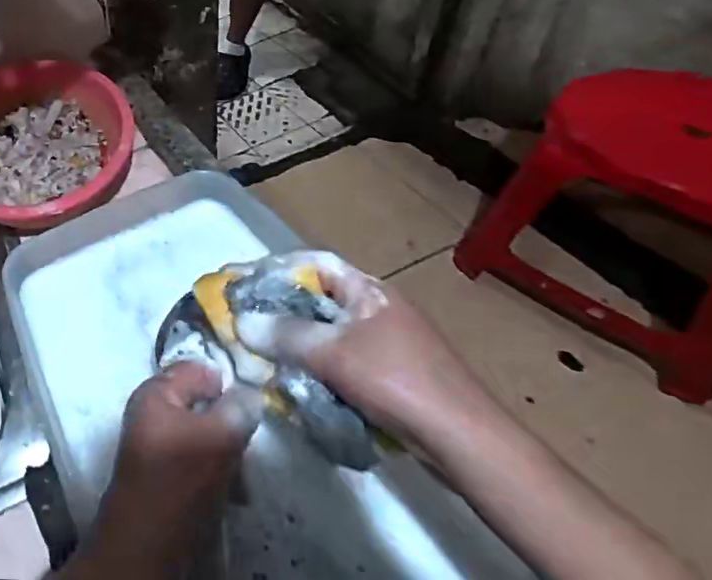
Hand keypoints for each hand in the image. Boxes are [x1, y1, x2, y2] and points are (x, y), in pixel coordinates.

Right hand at [61, 363, 259, 578]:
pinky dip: (200, 454)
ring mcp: (232, 481)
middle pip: (236, 421)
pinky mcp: (217, 499)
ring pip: (226, 445)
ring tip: (177, 424)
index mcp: (233, 427)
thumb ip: (183, 378)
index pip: (248, 396)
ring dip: (207, 432)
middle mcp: (242, 454)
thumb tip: (210, 370)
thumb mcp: (154, 398)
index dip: (230, 382)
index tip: (206, 377)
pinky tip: (177, 454)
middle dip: (216, 408)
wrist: (147, 518)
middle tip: (185, 398)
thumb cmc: (150, 450)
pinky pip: (215, 465)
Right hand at [235, 251, 491, 449]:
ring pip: (325, 332)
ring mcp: (387, 344)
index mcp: (370, 291)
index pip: (312, 263)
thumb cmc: (399, 383)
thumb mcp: (332, 354)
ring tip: (261, 353)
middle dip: (276, 310)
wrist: (472, 447)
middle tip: (242, 320)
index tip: (240, 282)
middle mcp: (378, 310)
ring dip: (293, 343)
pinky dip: (314, 366)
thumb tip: (241, 321)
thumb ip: (282, 333)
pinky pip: (339, 360)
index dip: (273, 268)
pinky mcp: (392, 375)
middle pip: (315, 298)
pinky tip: (295, 381)